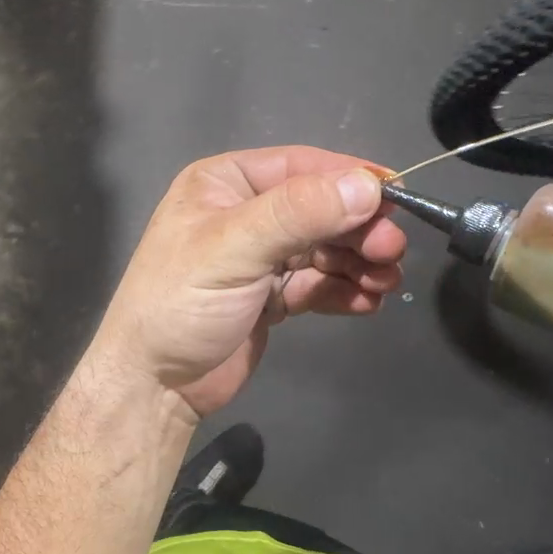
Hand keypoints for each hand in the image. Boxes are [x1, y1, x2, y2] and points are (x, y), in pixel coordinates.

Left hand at [91, 146, 405, 416]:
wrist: (154, 386)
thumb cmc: (180, 306)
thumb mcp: (234, 249)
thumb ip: (299, 214)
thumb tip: (369, 184)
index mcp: (225, 185)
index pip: (300, 168)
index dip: (350, 179)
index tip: (399, 195)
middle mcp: (244, 215)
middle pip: (319, 210)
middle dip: (359, 229)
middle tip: (392, 251)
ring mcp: (258, 260)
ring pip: (323, 250)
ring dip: (358, 263)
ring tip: (386, 281)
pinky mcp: (269, 300)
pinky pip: (316, 286)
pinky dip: (343, 291)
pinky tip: (367, 302)